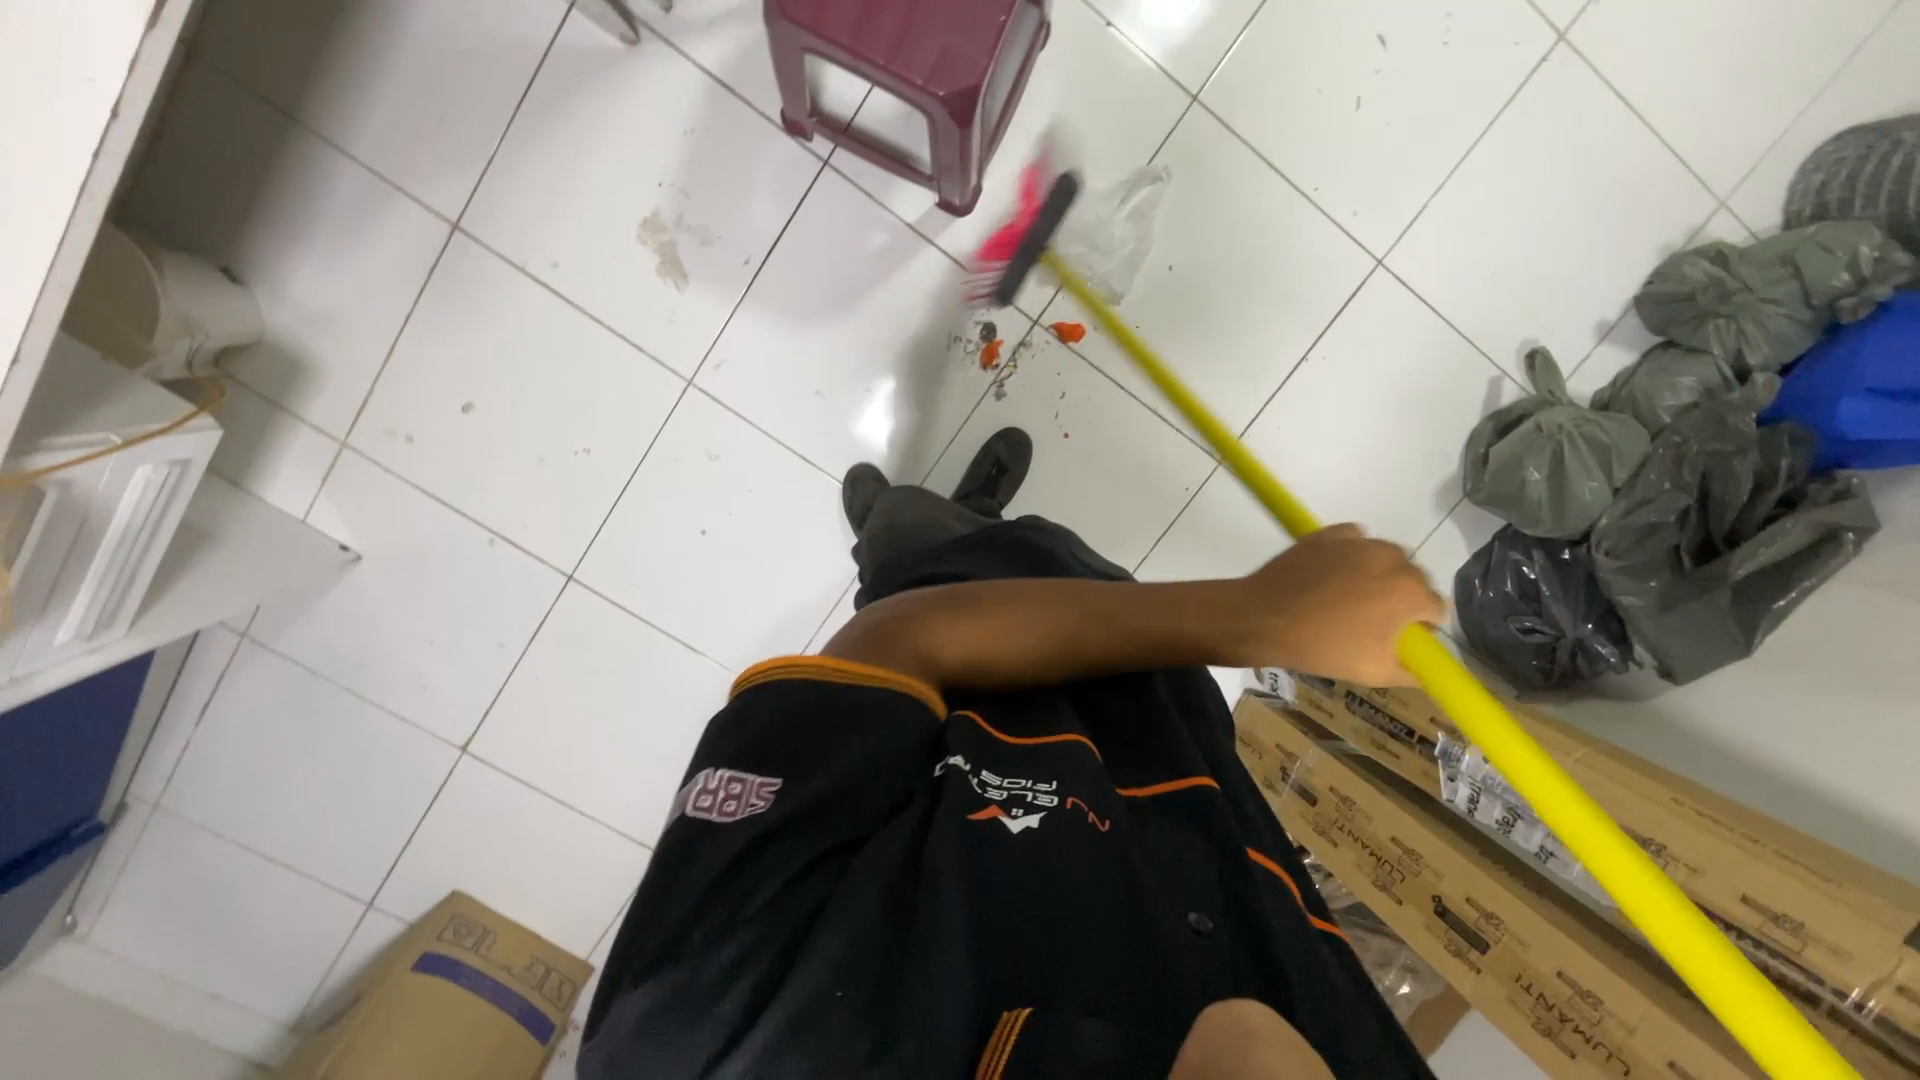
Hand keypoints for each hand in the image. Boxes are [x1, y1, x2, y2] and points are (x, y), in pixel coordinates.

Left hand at [1225, 524, 1444, 686]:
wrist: (1263, 618)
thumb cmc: (1322, 648)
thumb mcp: (1374, 672)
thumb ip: (1411, 672)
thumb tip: (1425, 671)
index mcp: (1410, 593)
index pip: (1435, 607)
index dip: (1421, 624)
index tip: (1400, 636)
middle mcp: (1392, 559)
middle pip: (1413, 578)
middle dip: (1402, 597)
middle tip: (1372, 618)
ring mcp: (1359, 542)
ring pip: (1386, 556)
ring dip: (1379, 572)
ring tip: (1351, 595)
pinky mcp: (1329, 534)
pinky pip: (1354, 539)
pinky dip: (1351, 553)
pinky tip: (1334, 571)